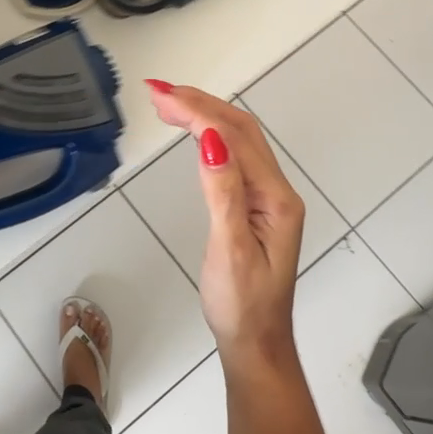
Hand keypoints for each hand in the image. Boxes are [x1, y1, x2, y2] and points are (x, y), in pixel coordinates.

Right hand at [145, 82, 304, 370]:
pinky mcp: (255, 204)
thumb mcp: (229, 250)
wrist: (256, 342)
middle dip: (199, 103)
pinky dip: (208, 133)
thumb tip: (210, 140)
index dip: (196, 110)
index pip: (232, 137)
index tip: (159, 95)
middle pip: (239, 129)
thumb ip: (222, 192)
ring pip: (237, 138)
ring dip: (203, 113)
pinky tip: (191, 132)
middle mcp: (275, 190)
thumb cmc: (240, 304)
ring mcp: (267, 196)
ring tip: (166, 102)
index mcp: (274, 198)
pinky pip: (233, 155)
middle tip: (156, 91)